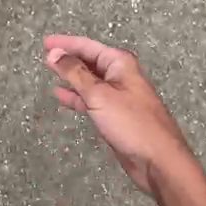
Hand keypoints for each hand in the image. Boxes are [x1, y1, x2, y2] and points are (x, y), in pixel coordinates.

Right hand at [44, 35, 199, 193]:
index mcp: (120, 63)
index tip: (45, 43)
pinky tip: (62, 96)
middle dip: (68, 58)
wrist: (159, 163)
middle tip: (45, 58)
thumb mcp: (99, 94)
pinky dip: (77, 96)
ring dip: (71, 77)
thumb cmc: (131, 123)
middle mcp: (120, 75)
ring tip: (50, 73)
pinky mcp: (116, 115)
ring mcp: (119, 96)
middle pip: (89, 61)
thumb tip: (54, 53)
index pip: (87, 46)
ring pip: (89, 81)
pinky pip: (92, 99)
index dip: (65, 43)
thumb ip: (74, 73)